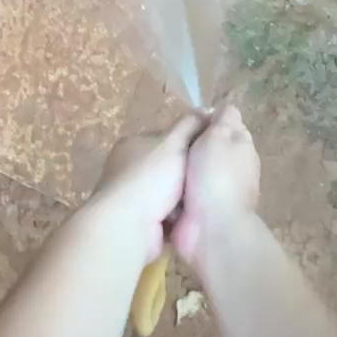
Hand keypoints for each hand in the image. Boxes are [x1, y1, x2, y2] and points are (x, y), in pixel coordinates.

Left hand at [82, 113, 202, 266]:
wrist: (127, 226)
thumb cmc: (150, 178)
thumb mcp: (173, 143)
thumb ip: (189, 125)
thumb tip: (205, 110)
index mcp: (132, 144)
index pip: (165, 138)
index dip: (188, 143)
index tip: (208, 152)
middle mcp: (128, 168)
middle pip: (168, 167)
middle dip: (187, 174)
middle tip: (208, 179)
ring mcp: (132, 196)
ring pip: (169, 193)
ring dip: (184, 199)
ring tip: (204, 201)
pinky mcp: (137, 222)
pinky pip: (166, 215)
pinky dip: (177, 218)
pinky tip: (191, 219)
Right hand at [172, 105, 259, 271]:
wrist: (210, 229)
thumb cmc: (215, 175)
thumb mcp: (222, 136)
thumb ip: (223, 118)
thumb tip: (225, 106)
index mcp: (240, 148)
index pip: (225, 125)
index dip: (206, 120)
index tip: (187, 121)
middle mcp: (229, 168)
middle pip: (204, 147)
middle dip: (187, 144)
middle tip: (167, 140)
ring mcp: (212, 190)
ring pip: (190, 168)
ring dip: (177, 166)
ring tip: (157, 159)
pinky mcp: (196, 209)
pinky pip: (181, 190)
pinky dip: (172, 186)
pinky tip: (158, 181)